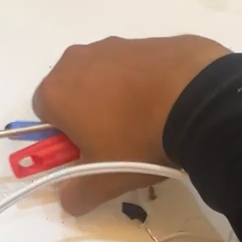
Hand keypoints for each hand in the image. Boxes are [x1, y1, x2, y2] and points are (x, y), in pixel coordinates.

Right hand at [32, 35, 230, 214]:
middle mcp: (76, 60)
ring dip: (115, 96)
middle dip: (88, 114)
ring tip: (146, 122)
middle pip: (73, 91)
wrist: (197, 99)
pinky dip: (142, 82)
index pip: (44, 115)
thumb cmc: (136, 141)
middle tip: (116, 141)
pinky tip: (166, 103)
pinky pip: (134, 66)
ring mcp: (113, 45)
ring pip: (103, 76)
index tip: (89, 152)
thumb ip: (78, 194)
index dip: (64, 136)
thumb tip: (68, 201)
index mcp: (56, 92)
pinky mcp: (146, 40)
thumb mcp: (106, 181)